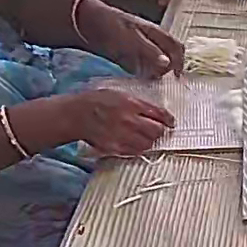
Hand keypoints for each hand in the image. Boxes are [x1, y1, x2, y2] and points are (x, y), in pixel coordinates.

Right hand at [53, 89, 173, 155]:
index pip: (158, 114)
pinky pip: (135, 152)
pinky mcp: (116, 147)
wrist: (75, 115)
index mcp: (131, 104)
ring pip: (148, 144)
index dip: (168, 120)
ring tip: (145, 137)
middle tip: (157, 130)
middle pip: (156, 131)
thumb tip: (156, 113)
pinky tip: (134, 143)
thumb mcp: (119, 94)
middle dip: (160, 131)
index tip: (171, 122)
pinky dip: (138, 148)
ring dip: (150, 141)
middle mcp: (129, 120)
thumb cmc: (96, 101)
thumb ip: (138, 103)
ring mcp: (122, 136)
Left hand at [78, 0, 183, 77]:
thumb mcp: (131, 38)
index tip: (177, 77)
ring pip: (159, 62)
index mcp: (156, 33)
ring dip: (159, 73)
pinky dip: (147, 74)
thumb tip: (167, 64)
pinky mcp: (133, 55)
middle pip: (170, 56)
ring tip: (152, 82)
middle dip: (170, 69)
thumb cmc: (110, 26)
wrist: (87, 23)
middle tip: (164, 81)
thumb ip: (149, 51)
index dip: (180, 61)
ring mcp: (143, 47)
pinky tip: (141, 79)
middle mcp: (153, 40)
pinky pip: (146, 66)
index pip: (176, 47)